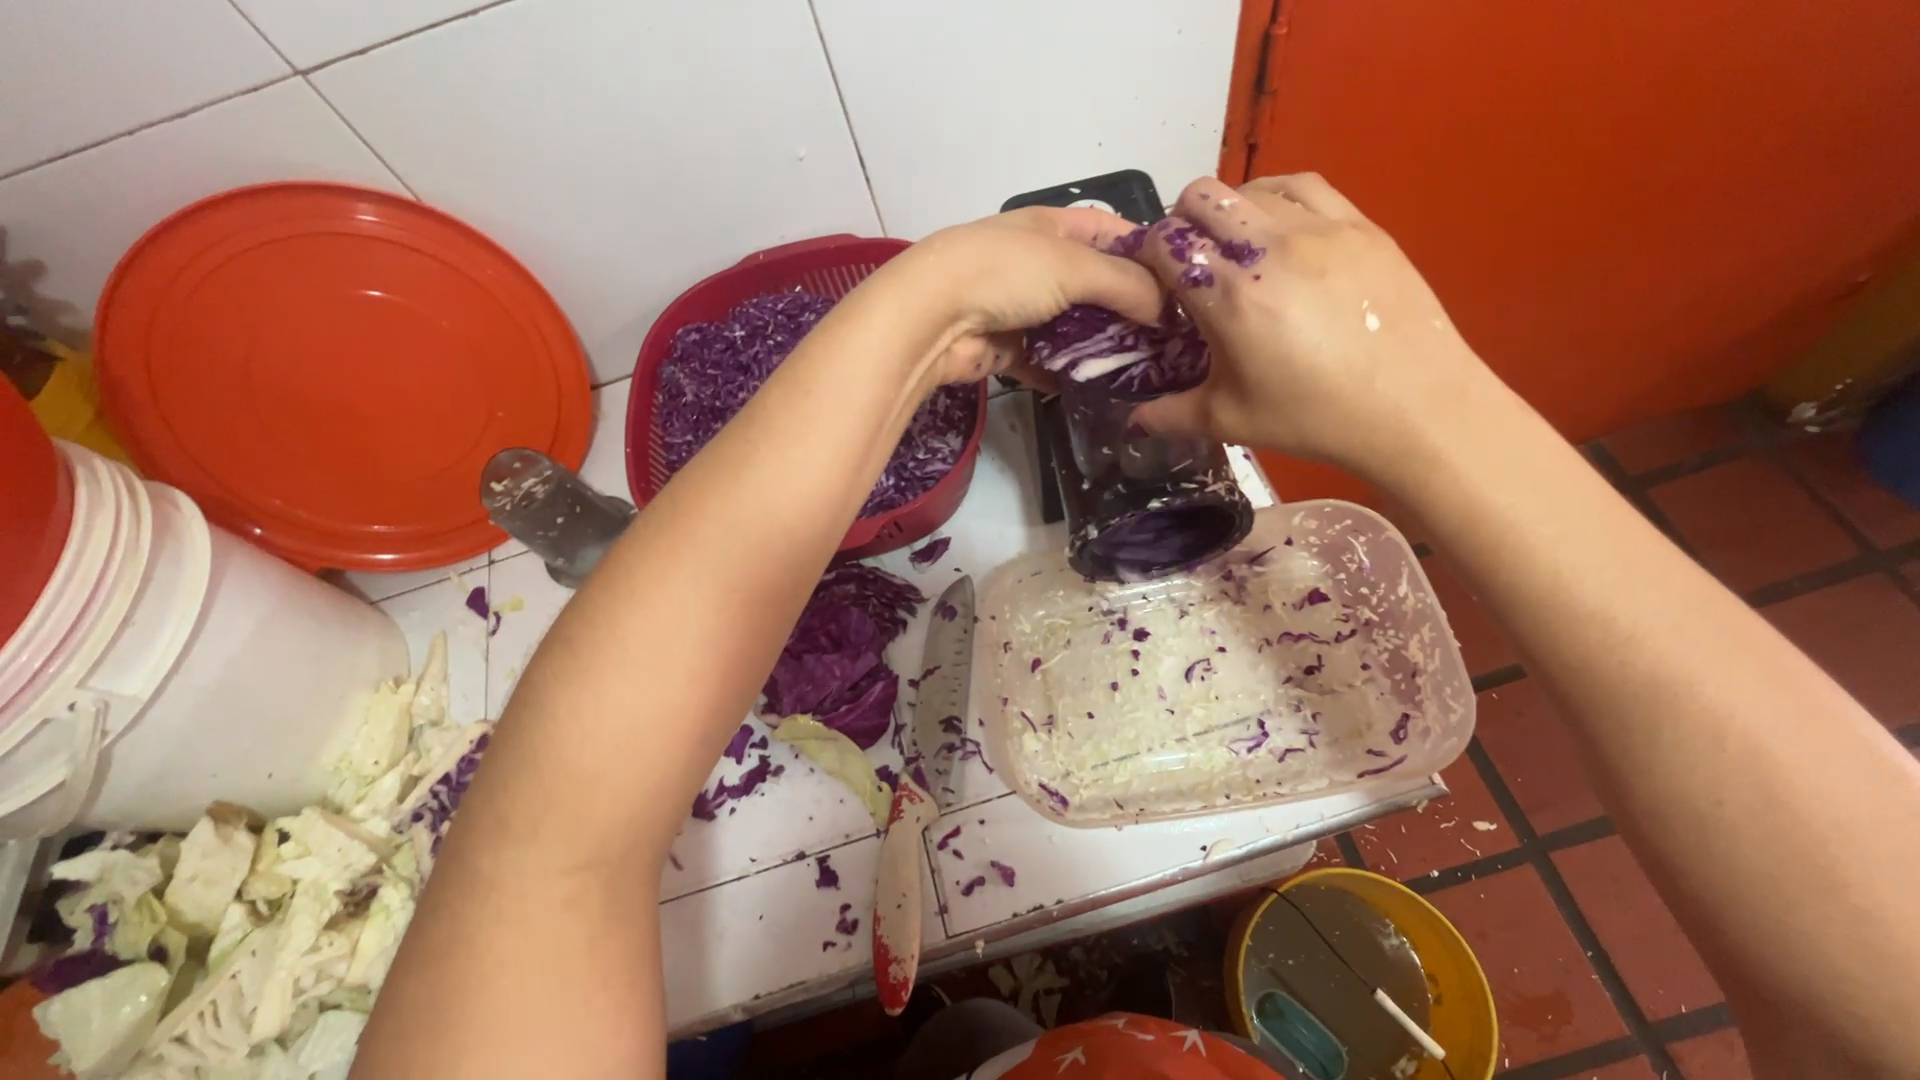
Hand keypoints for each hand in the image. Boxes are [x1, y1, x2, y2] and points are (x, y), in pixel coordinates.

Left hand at [860, 206, 1164, 386]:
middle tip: (1173, 339)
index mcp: (1053, 227)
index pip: (1113, 232)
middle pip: (1097, 285)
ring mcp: (1022, 307)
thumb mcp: (1075, 265)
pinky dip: (1070, 375)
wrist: (932, 319)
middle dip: (1131, 309)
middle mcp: (1039, 263)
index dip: (1148, 254)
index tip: (1184, 285)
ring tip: (1146, 368)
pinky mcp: (1008, 349)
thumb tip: (1167, 310)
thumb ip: (1127, 284)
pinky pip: (1049, 363)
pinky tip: (1101, 388)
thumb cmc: (1005, 273)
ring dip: (1103, 346)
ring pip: (1075, 328)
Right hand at [1127, 174, 1495, 477]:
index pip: (1167, 242)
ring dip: (1230, 210)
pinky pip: (1304, 186)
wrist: (1415, 407)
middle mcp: (1267, 248)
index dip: (1150, 253)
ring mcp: (1318, 229)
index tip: (1155, 279)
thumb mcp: (1229, 421)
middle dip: (1183, 222)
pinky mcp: (1359, 225)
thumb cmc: (1315, 418)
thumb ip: (1169, 415)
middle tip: (1192, 262)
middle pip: (1202, 196)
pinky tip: (1276, 225)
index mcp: (1228, 296)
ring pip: (1250, 187)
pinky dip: (1276, 198)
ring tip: (1235, 246)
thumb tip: (1133, 419)